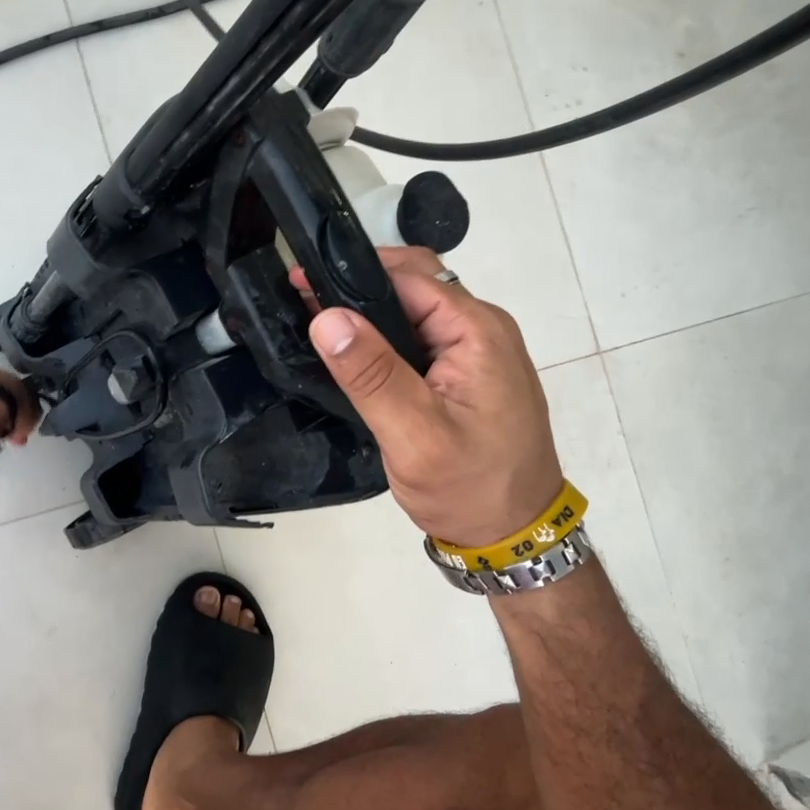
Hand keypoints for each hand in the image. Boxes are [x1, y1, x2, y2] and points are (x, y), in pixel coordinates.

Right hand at [294, 248, 562, 546]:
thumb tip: (326, 317)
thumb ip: (371, 375)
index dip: (350, 273)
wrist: (513, 535)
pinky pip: (419, 338)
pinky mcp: (465, 375)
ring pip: (413, 312)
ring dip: (367, 313)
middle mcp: (481, 330)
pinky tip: (350, 356)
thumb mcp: (415, 434)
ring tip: (313, 325)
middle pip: (414, 284)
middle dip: (356, 285)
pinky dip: (382, 338)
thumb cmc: (469, 487)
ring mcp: (476, 352)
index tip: (296, 282)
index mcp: (476, 332)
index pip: (408, 277)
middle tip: (298, 303)